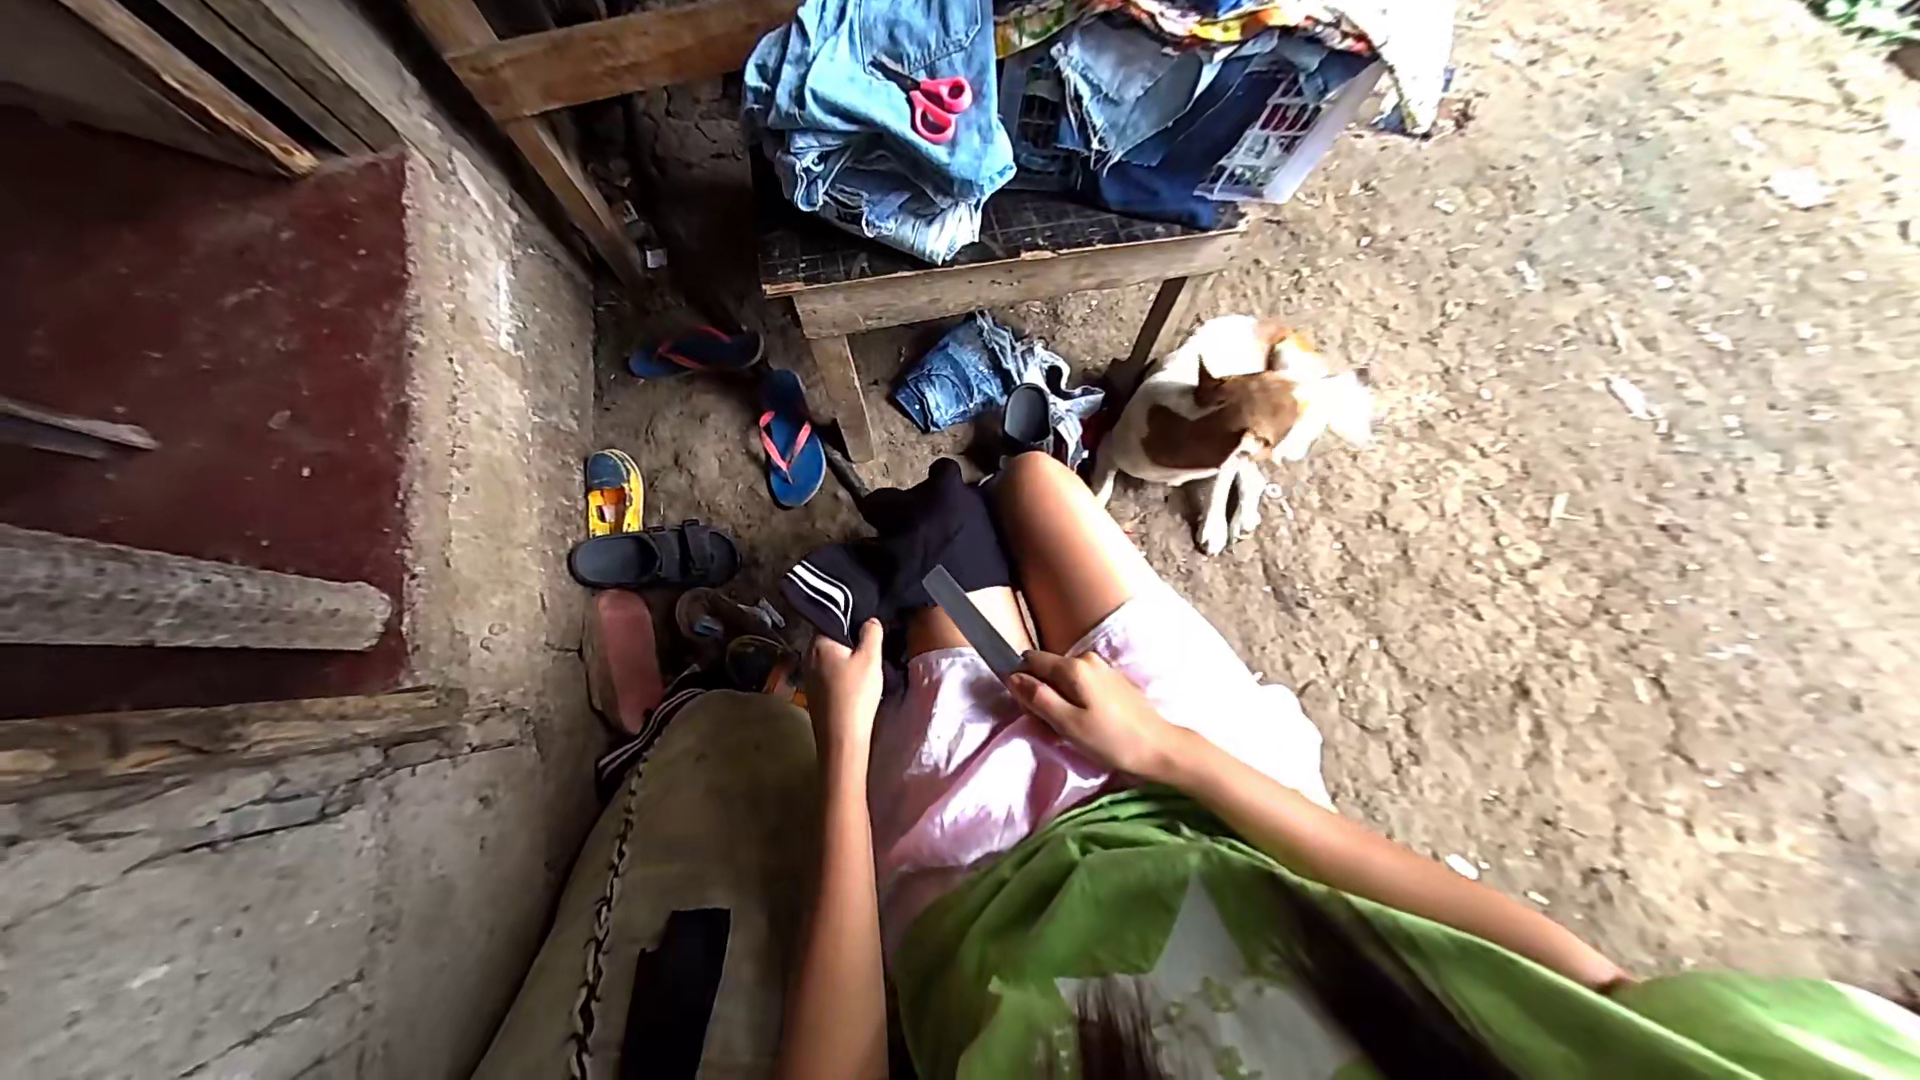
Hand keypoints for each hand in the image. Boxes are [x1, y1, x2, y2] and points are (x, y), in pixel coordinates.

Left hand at [805, 619, 884, 766]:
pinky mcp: (813, 694)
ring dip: (846, 660)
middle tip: (870, 647)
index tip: (867, 627)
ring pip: (830, 658)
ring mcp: (808, 677)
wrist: (842, 739)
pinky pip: (828, 674)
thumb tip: (869, 620)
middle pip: (831, 639)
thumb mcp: (871, 658)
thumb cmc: (856, 694)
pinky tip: (856, 684)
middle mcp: (807, 657)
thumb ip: (871, 633)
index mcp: (818, 643)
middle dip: (849, 641)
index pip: (832, 619)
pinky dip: (841, 675)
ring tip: (866, 666)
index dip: (850, 620)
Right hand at [1008, 651, 1188, 782]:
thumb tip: (1013, 677)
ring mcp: (1103, 667)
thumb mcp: (1067, 723)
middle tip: (1051, 724)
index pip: (1031, 660)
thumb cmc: (1111, 740)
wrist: (1161, 748)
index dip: (1022, 681)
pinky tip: (1087, 722)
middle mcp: (1088, 658)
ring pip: (1065, 677)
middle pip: (1048, 668)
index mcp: (1073, 666)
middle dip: (1042, 691)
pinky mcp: (1114, 680)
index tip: (1028, 707)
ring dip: (1059, 697)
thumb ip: (1038, 697)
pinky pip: (1081, 683)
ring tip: (1070, 726)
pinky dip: (1076, 699)